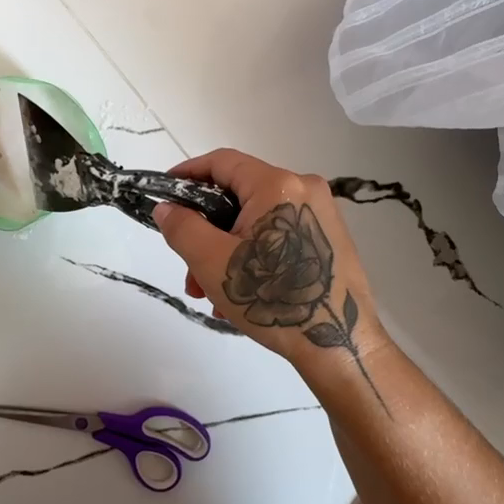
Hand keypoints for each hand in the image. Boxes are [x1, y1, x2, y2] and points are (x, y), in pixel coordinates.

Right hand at [154, 150, 389, 384]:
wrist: (339, 341)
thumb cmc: (272, 296)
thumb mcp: (212, 262)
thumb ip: (183, 228)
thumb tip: (166, 208)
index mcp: (277, 184)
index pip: (222, 162)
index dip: (187, 173)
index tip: (163, 194)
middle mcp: (304, 189)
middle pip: (237, 198)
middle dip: (204, 233)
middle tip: (187, 270)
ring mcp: (320, 215)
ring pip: (254, 223)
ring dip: (223, 253)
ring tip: (211, 295)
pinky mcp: (328, 240)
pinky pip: (276, 238)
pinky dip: (250, 259)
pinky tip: (239, 299)